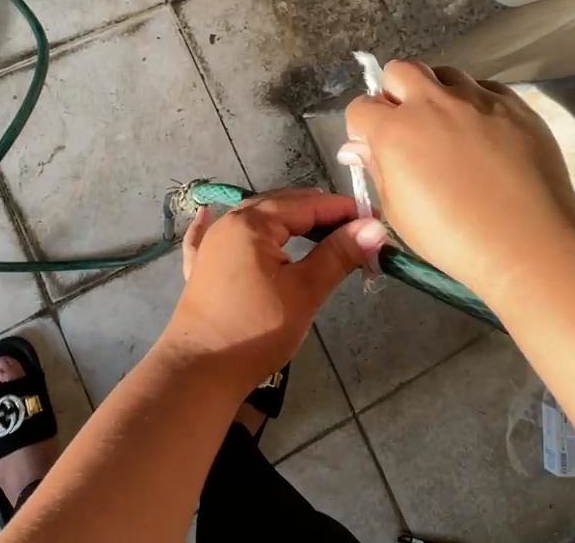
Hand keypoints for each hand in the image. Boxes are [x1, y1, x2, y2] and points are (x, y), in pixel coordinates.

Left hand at [159, 189, 386, 393]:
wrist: (200, 370)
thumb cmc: (257, 328)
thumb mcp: (305, 291)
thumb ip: (338, 255)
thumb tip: (375, 228)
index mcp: (253, 222)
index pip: (307, 204)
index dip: (342, 210)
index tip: (375, 220)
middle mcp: (228, 222)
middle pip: (280, 205)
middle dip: (318, 213)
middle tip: (355, 229)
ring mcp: (209, 244)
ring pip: (253, 218)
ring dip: (285, 219)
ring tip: (317, 226)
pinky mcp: (200, 267)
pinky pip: (210, 235)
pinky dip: (221, 225)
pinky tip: (209, 213)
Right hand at [343, 60, 574, 296]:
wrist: (530, 244)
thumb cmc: (454, 238)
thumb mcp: (399, 212)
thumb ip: (377, 169)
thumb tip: (357, 148)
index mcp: (396, 131)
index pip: (360, 107)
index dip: (362, 127)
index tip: (373, 146)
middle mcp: (433, 103)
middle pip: (400, 70)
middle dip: (395, 92)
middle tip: (408, 125)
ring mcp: (477, 99)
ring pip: (445, 73)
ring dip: (438, 93)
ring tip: (449, 127)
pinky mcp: (514, 105)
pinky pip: (486, 88)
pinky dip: (476, 102)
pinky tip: (484, 133)